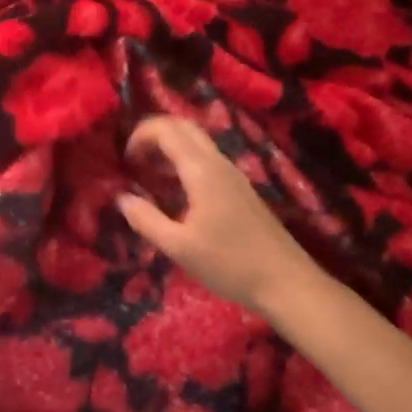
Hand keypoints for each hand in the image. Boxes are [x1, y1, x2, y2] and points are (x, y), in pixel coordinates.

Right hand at [116, 115, 321, 313]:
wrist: (289, 285)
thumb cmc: (231, 264)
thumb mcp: (179, 247)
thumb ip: (145, 219)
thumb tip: (122, 198)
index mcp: (201, 171)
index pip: (165, 129)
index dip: (140, 135)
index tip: (126, 160)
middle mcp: (218, 163)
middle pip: (183, 126)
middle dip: (154, 133)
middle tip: (136, 158)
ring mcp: (234, 174)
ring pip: (197, 141)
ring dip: (171, 146)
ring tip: (152, 173)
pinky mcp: (242, 189)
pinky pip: (208, 158)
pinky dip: (186, 160)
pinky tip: (178, 190)